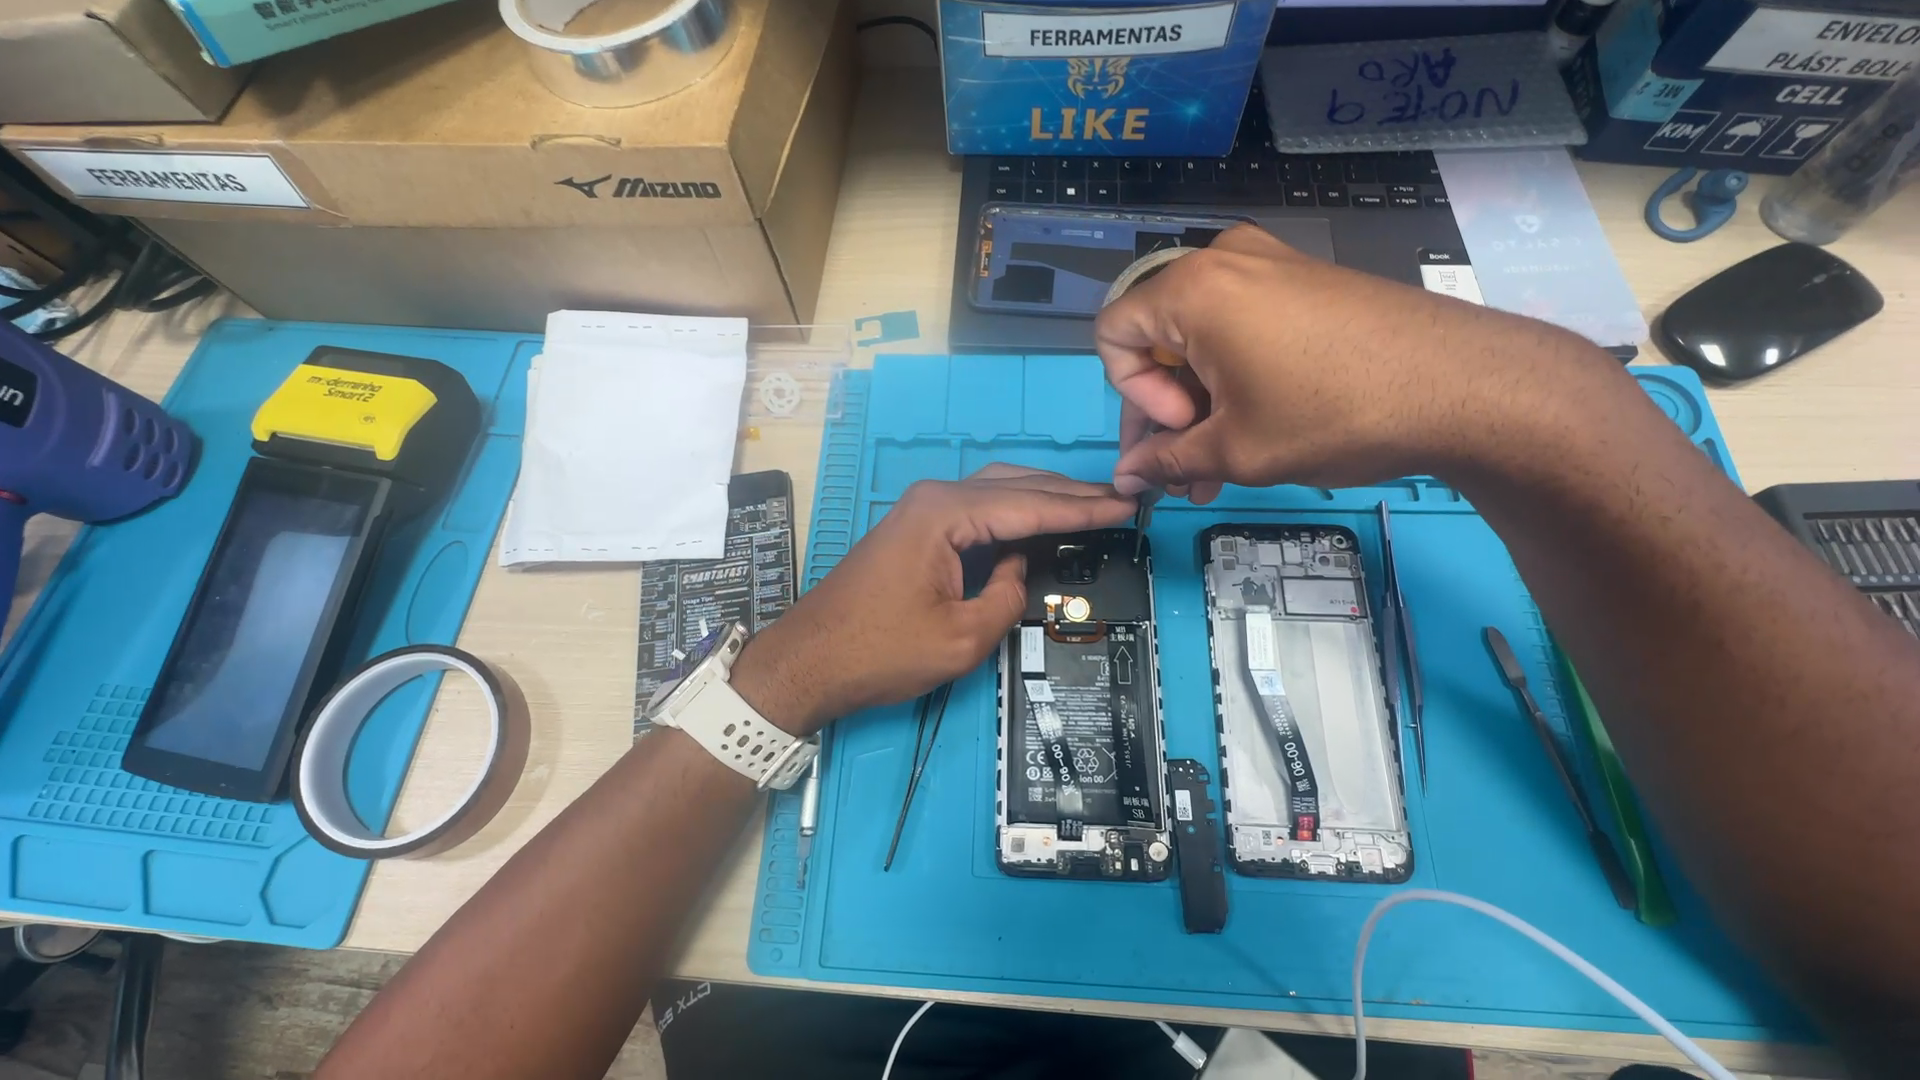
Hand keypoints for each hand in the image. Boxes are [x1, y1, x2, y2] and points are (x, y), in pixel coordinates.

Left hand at [729, 465, 1135, 735]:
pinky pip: (975, 510)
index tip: (1126, 505)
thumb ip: (1006, 597)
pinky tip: (1035, 522)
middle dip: (1068, 494)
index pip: (1029, 505)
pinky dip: (1011, 512)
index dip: (1082, 509)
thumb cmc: (880, 652)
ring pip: (994, 491)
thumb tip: (1018, 569)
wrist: (808, 661)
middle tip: (1118, 500)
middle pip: (1014, 485)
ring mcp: (920, 510)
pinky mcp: (914, 529)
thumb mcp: (960, 638)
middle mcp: (934, 497)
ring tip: (1090, 506)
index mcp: (946, 513)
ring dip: (1041, 498)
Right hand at [1095, 225, 1619, 498]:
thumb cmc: (1332, 414)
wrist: (1465, 386)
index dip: (1132, 396)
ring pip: (1201, 342)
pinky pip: (1241, 330)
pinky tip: (1254, 433)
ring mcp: (1270, 266)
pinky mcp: (1305, 283)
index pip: (1113, 334)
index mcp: (1192, 290)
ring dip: (1201, 406)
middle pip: (1157, 339)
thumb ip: (1166, 461)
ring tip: (1219, 468)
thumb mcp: (1235, 450)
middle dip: (1166, 411)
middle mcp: (1223, 262)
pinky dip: (1235, 380)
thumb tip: (1128, 477)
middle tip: (1188, 469)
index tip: (1181, 430)